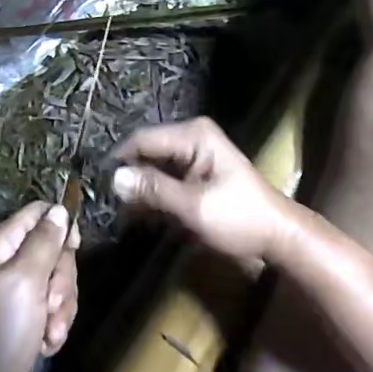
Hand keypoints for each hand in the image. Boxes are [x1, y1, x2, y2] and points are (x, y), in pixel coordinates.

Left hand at [0, 200, 79, 371]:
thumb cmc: (0, 331)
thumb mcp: (25, 279)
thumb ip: (45, 241)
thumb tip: (59, 208)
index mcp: (2, 245)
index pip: (38, 212)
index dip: (61, 224)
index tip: (73, 246)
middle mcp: (9, 263)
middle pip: (54, 248)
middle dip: (62, 277)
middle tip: (52, 301)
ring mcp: (17, 294)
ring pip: (58, 282)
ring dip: (62, 307)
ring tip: (49, 332)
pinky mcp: (25, 320)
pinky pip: (54, 310)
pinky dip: (55, 326)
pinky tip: (46, 345)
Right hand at [109, 117, 300, 263]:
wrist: (278, 236)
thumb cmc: (240, 218)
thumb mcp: (194, 207)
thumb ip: (154, 190)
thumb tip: (115, 178)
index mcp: (193, 135)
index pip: (143, 139)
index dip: (118, 160)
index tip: (94, 184)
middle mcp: (191, 137)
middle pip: (146, 152)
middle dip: (127, 176)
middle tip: (102, 202)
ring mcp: (193, 154)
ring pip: (152, 167)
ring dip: (138, 189)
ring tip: (117, 212)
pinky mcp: (194, 173)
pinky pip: (164, 178)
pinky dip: (152, 196)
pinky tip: (138, 216)